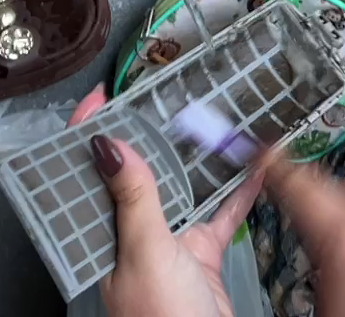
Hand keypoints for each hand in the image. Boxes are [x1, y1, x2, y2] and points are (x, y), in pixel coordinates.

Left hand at [71, 86, 261, 316]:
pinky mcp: (203, 251)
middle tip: (166, 92)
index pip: (89, 175)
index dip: (89, 134)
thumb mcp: (146, 253)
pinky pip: (224, 210)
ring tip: (212, 117)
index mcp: (105, 236)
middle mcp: (134, 233)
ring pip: (184, 185)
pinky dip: (241, 188)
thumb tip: (106, 143)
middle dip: (151, 134)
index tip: (101, 96)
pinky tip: (255, 164)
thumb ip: (133, 198)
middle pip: (140, 173)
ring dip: (200, 156)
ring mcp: (171, 241)